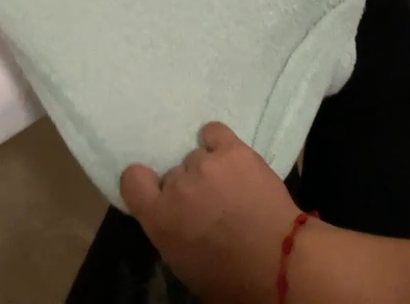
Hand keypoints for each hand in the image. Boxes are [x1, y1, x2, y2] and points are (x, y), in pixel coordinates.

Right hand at [120, 123, 303, 303]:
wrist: (278, 262)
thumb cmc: (229, 277)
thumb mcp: (183, 262)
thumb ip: (169, 228)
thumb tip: (173, 214)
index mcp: (159, 217)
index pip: (132, 179)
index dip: (145, 184)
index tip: (158, 192)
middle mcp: (177, 184)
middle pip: (173, 174)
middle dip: (188, 188)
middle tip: (208, 205)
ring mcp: (205, 162)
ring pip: (197, 156)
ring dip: (208, 171)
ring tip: (229, 188)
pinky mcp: (232, 149)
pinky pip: (214, 132)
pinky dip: (219, 143)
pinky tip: (230, 158)